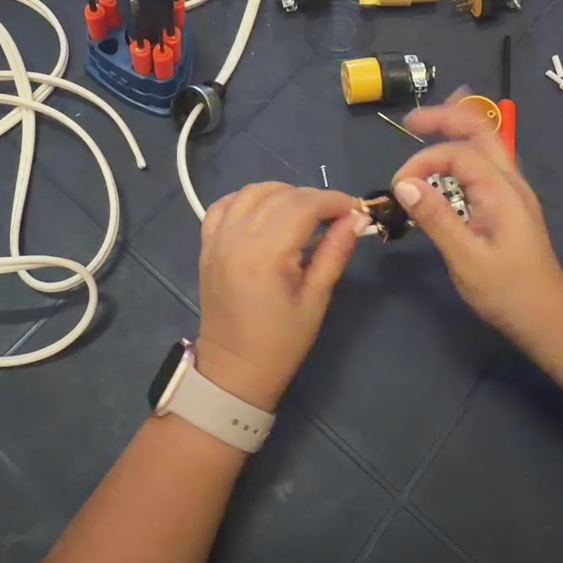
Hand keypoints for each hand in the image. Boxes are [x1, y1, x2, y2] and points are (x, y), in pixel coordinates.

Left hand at [195, 183, 368, 411]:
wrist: (233, 370)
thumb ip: (334, 253)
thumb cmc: (280, 342)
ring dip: (282, 193)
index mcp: (265, 254)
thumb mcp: (316, 300)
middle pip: (280, 195)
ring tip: (303, 212)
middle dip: (314, 198)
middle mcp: (237, 237)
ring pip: (252, 192)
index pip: (303, 206)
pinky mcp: (207, 245)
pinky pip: (224, 205)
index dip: (333, 201)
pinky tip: (266, 211)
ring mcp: (217, 239)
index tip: (354, 209)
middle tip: (335, 216)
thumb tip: (355, 219)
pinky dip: (248, 199)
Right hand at [392, 98, 562, 350]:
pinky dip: (464, 148)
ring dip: (457, 128)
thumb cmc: (507, 291)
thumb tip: (404, 184)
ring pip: (487, 142)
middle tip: (410, 121)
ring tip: (426, 126)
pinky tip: (448, 157)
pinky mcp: (508, 203)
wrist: (549, 317)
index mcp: (501, 190)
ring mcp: (512, 190)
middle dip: (445, 117)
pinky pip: (487, 161)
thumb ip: (436, 217)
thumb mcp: (465, 258)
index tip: (398, 188)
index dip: (423, 161)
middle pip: (481, 129)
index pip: (457, 153)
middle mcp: (510, 181)